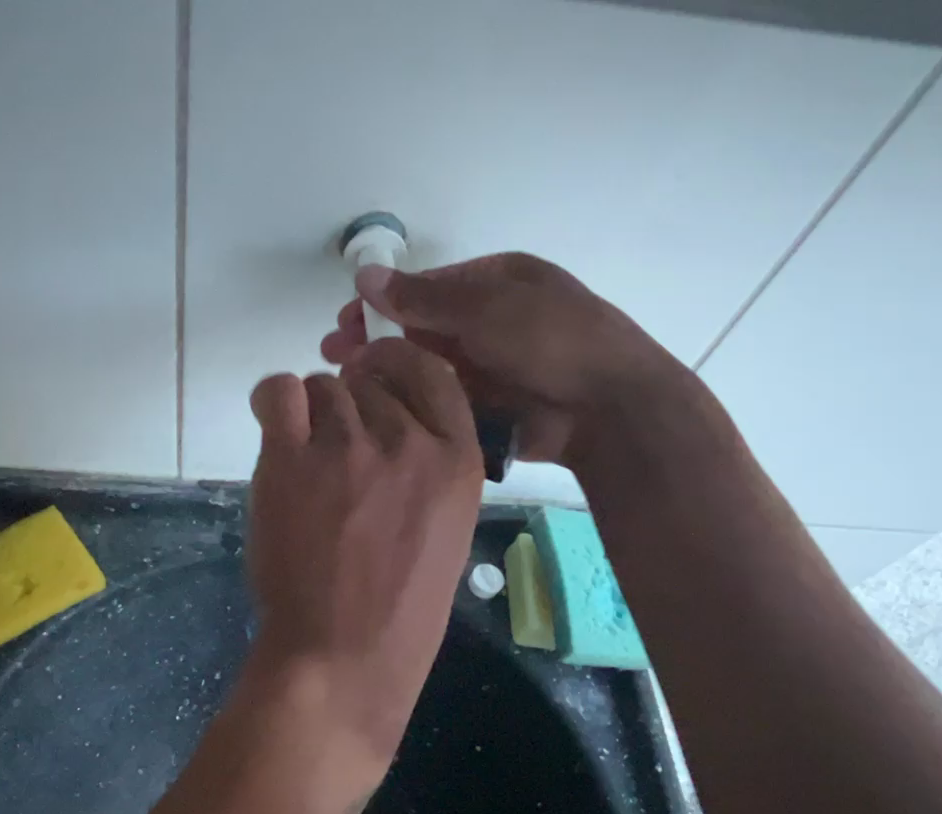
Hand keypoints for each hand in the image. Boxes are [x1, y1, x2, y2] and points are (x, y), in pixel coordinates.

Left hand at [246, 342, 483, 763]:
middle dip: (350, 404)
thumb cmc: (399, 607)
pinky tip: (276, 430)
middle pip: (368, 380)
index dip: (394, 362)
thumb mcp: (445, 527)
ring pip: (324, 386)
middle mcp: (409, 441)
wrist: (343, 653)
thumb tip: (387, 423)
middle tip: (334, 451)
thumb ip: (428, 467)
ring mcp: (348, 446)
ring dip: (312, 414)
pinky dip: (274, 403)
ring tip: (305, 461)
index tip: (373, 372)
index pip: (430, 371)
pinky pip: (279, 391)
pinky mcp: (291, 458)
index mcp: (460, 460)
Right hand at [320, 253, 682, 463]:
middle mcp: (494, 321)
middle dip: (379, 339)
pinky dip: (415, 400)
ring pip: (430, 365)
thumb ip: (422, 298)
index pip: (429, 288)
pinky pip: (445, 398)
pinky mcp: (493, 407)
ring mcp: (494, 367)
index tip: (343, 321)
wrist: (608, 408)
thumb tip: (364, 277)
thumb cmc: (550, 340)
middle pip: (425, 328)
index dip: (384, 304)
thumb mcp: (484, 307)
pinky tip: (382, 408)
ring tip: (349, 384)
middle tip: (334, 356)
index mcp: (500, 282)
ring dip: (391, 371)